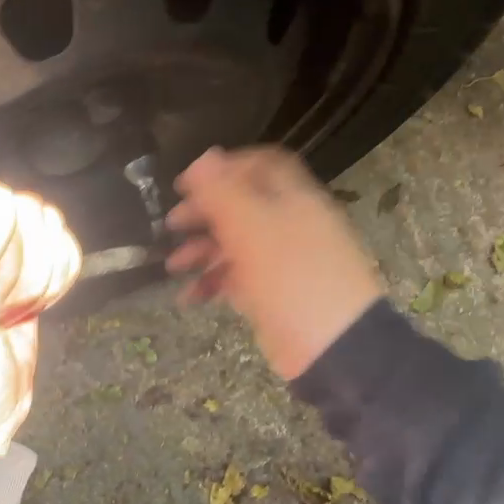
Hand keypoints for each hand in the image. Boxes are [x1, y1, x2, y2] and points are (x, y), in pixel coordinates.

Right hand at [166, 146, 383, 379]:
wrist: (333, 346)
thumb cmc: (293, 279)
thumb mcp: (254, 228)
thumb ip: (224, 192)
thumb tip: (203, 158)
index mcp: (293, 199)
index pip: (260, 165)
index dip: (223, 169)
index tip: (187, 184)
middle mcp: (290, 225)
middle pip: (243, 206)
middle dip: (204, 214)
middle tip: (171, 225)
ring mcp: (284, 262)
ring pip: (237, 245)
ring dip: (202, 251)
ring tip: (173, 267)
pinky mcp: (275, 295)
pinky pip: (240, 279)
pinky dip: (214, 283)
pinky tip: (190, 297)